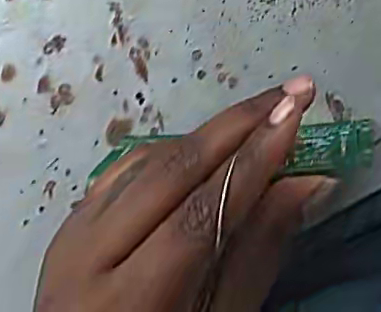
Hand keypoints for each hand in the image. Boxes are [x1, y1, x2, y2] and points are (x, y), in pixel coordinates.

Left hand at [36, 77, 333, 311]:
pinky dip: (179, 148)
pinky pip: (133, 165)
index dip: (253, 159)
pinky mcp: (73, 219)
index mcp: (127, 303)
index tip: (296, 109)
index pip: (201, 213)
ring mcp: (74, 233)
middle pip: (176, 169)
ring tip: (267, 110)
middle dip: (243, 122)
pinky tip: (212, 142)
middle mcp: (89, 259)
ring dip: (216, 131)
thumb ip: (257, 253)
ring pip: (155, 157)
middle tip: (296, 89)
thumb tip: (308, 181)